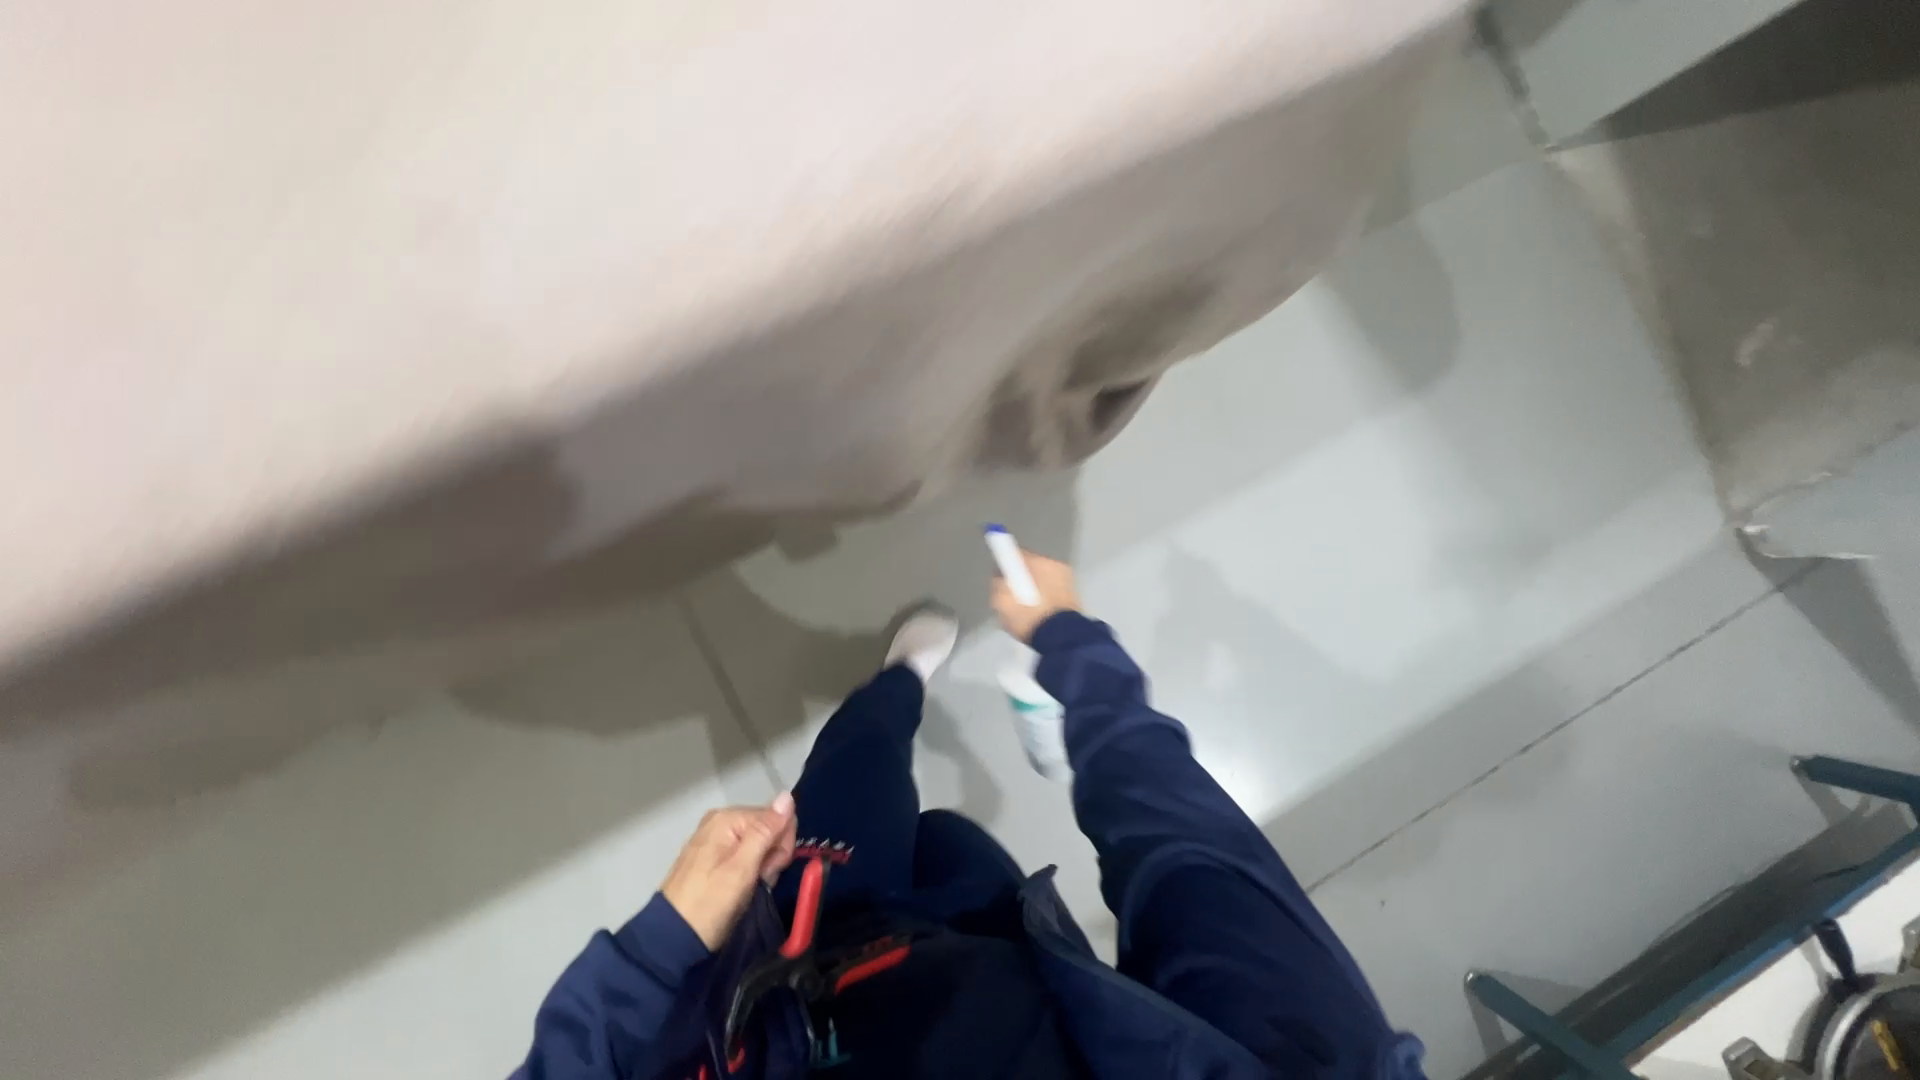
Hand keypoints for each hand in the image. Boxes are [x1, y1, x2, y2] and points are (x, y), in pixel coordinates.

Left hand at [660, 792, 797, 950]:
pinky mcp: (713, 858)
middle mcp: (721, 822)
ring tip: (747, 889)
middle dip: (771, 857)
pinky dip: (749, 873)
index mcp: (728, 818)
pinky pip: (745, 856)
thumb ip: (766, 831)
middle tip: (757, 881)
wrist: (672, 938)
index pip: (778, 819)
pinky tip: (741, 888)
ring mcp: (715, 840)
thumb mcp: (742, 868)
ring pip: (760, 846)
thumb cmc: (710, 902)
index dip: (781, 847)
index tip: (769, 871)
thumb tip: (787, 795)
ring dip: (762, 868)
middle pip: (769, 830)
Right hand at [989, 549, 1081, 642]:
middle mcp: (1056, 565)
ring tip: (1026, 609)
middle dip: (1021, 579)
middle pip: (1030, 568)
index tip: (999, 580)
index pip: (1015, 555)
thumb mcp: (1001, 601)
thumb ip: (998, 583)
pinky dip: (1044, 599)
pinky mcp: (1073, 598)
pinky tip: (1038, 614)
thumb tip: (1000, 578)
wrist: (1060, 639)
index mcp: (1039, 561)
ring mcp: (1068, 581)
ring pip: (1042, 581)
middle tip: (1012, 598)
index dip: (1005, 566)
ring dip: (1034, 590)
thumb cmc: (1029, 616)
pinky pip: (1051, 593)